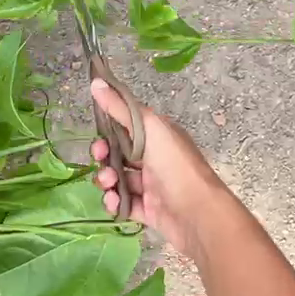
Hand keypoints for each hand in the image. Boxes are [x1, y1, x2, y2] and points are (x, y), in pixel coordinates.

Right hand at [90, 79, 236, 262]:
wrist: (198, 213)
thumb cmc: (175, 165)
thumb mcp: (149, 129)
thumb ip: (120, 108)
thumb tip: (96, 82)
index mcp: (158, 136)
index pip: (127, 127)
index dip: (108, 130)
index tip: (97, 135)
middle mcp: (155, 158)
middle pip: (119, 154)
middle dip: (104, 156)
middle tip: (101, 160)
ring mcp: (151, 185)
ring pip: (119, 179)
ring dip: (107, 180)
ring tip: (109, 185)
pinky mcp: (148, 210)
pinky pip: (124, 203)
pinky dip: (115, 203)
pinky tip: (114, 202)